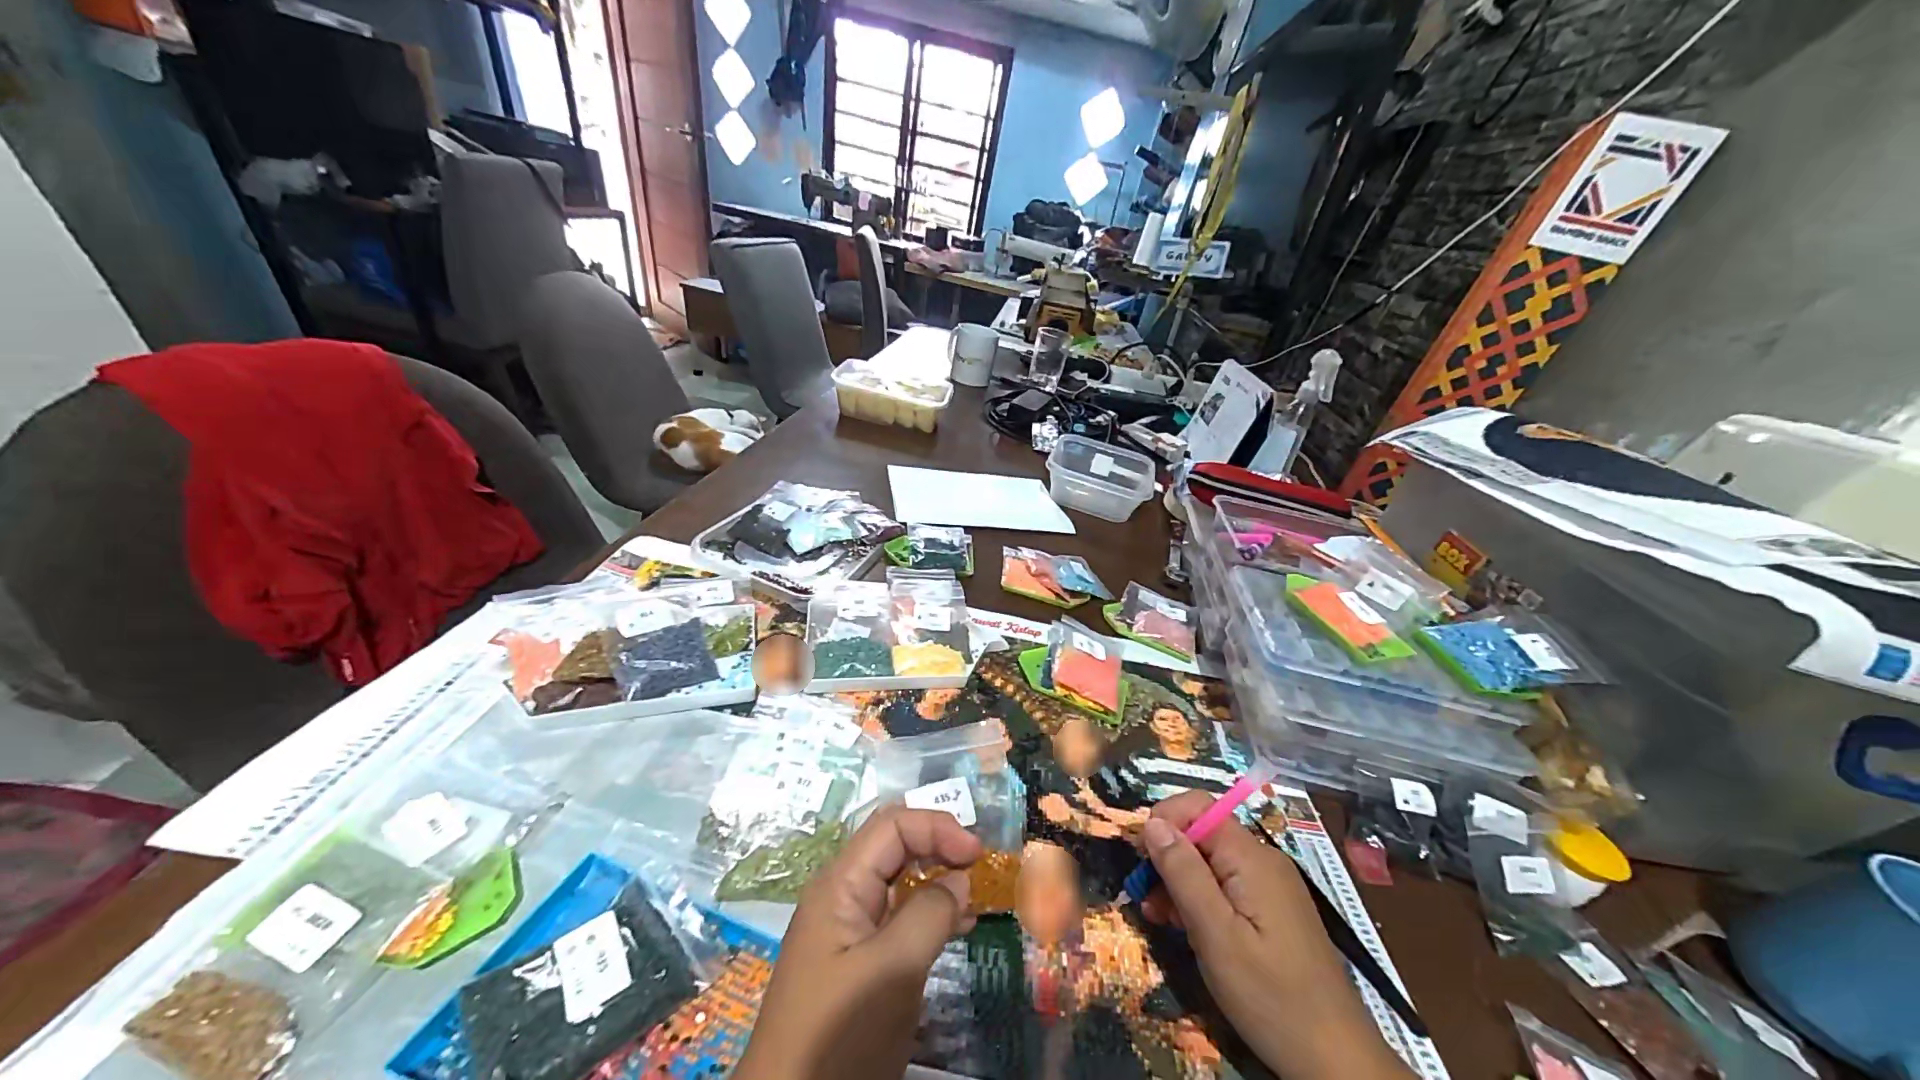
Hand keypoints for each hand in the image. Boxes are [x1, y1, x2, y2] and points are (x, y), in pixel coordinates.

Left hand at [733, 807, 981, 1079]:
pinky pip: (898, 913)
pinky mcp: (858, 956)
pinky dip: (930, 910)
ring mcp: (848, 925)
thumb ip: (929, 915)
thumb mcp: (892, 970)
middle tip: (980, 867)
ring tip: (975, 895)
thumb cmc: (840, 1030)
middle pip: (894, 845)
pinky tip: (957, 925)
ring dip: (937, 876)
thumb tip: (958, 879)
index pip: (892, 825)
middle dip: (938, 843)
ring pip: (898, 878)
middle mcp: (842, 893)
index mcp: (840, 883)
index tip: (977, 854)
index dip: (937, 827)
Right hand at [1139, 791, 1414, 1079]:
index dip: (1163, 821)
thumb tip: (1152, 822)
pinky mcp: (1271, 910)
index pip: (1198, 806)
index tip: (1139, 858)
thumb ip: (1183, 873)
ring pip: (1209, 861)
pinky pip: (1225, 886)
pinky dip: (1199, 899)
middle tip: (1144, 897)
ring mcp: (1269, 886)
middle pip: (1201, 833)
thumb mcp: (1215, 934)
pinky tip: (1185, 928)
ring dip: (1177, 881)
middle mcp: (1262, 860)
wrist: (1336, 1061)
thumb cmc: (1270, 996)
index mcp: (1252, 858)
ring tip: (1158, 918)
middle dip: (1166, 856)